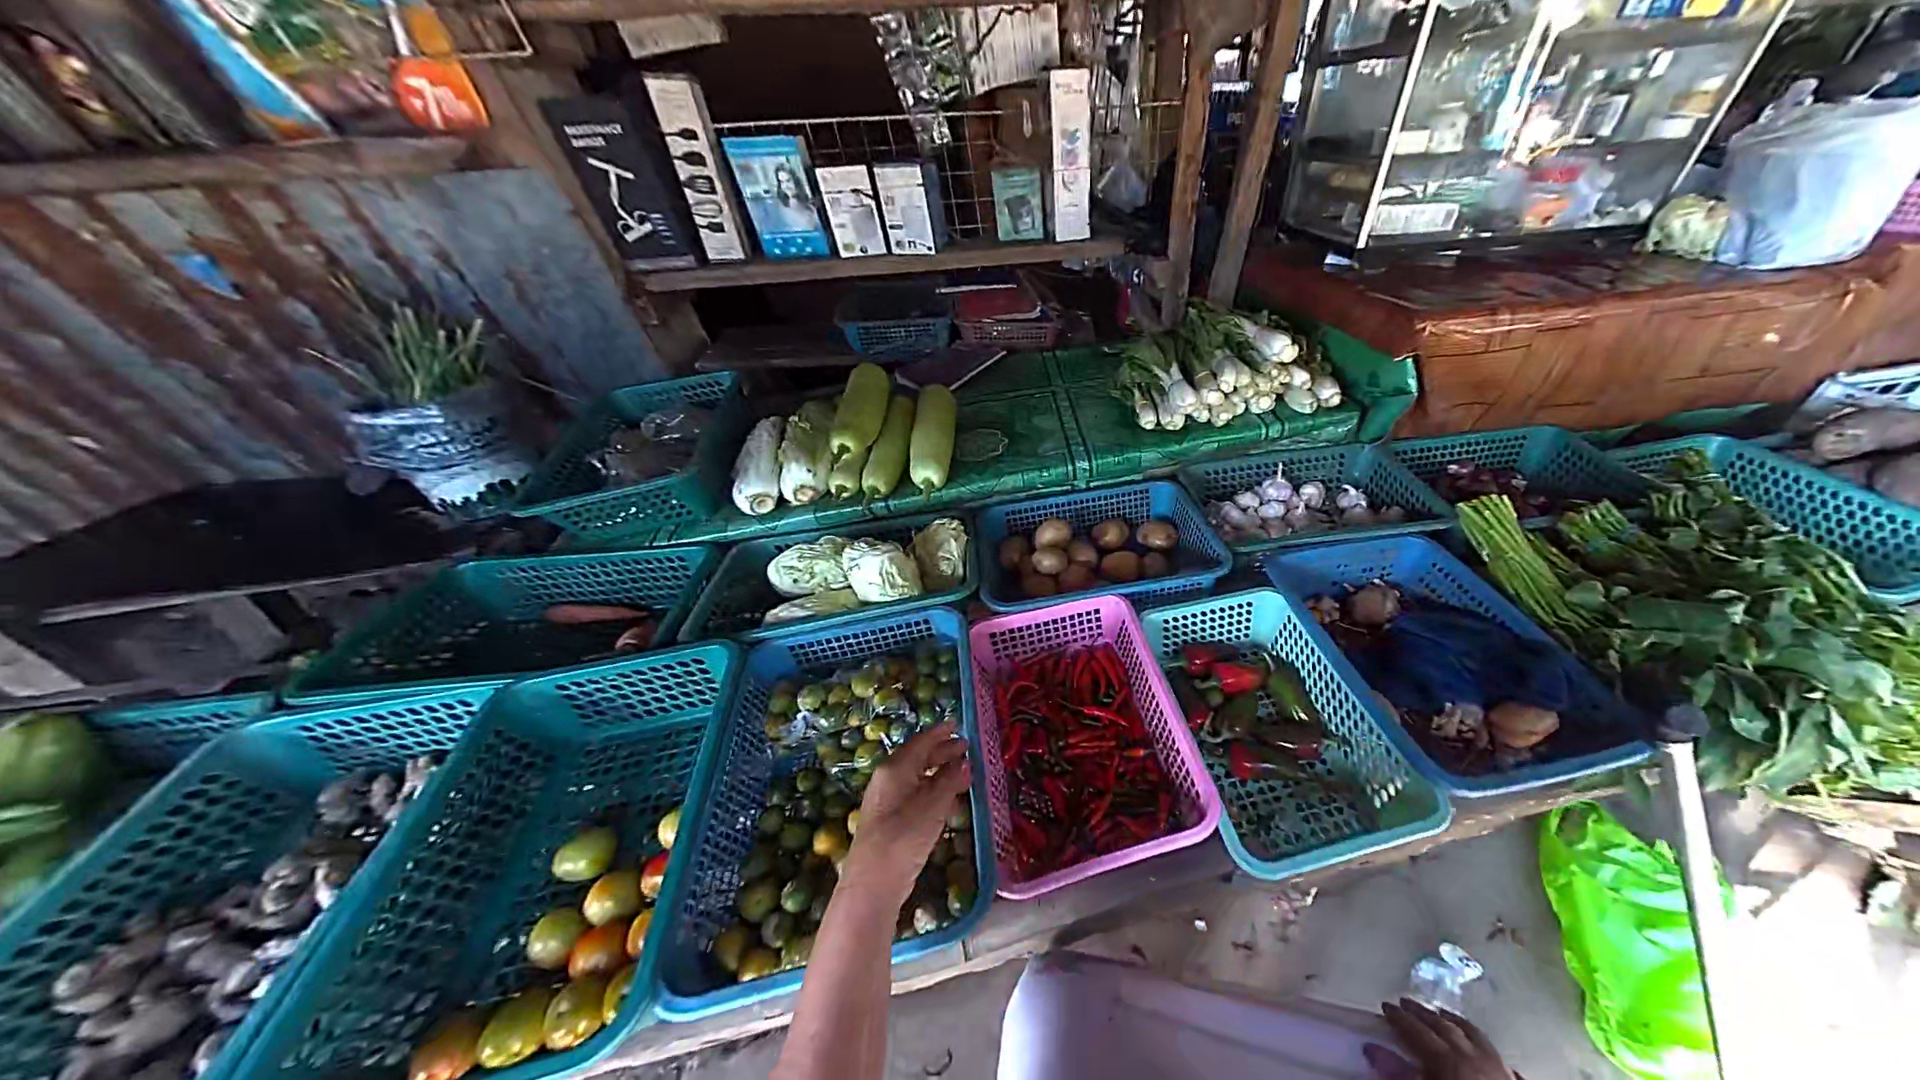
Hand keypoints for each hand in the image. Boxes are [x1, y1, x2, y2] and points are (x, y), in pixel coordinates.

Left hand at [842, 722, 970, 901]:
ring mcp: (886, 799)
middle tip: (965, 747)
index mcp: (895, 768)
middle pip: (917, 757)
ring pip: (915, 776)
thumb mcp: (933, 807)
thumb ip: (950, 781)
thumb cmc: (904, 837)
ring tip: (961, 770)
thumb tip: (965, 761)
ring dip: (937, 770)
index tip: (957, 725)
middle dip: (941, 751)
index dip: (940, 733)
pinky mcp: (888, 819)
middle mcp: (887, 778)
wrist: (873, 882)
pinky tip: (945, 797)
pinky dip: (931, 788)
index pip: (921, 742)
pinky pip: (913, 792)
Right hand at [1364, 998, 1517, 1079]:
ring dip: (1457, 1022)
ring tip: (1443, 1013)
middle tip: (1406, 1001)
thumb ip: (1398, 1072)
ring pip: (1475, 1035)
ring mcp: (1499, 1068)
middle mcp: (1472, 1054)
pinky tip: (1492, 1054)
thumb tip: (1370, 1047)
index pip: (1416, 1029)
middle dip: (1423, 1012)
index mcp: (1446, 1056)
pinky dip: (1493, 1052)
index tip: (1385, 1005)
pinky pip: (1505, 1062)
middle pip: (1443, 1026)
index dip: (1399, 1016)